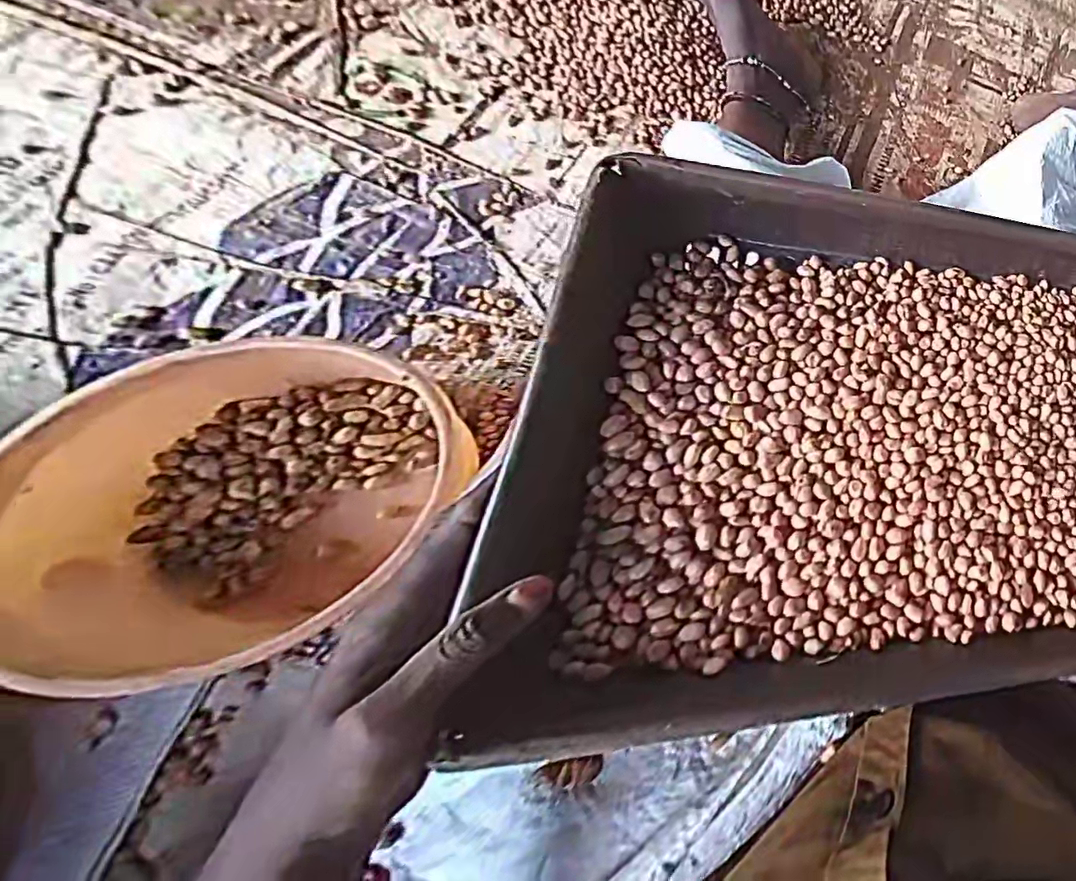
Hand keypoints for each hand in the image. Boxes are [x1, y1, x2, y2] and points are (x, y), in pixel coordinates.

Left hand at [199, 476, 551, 880]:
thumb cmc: (333, 777)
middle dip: (516, 499)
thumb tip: (539, 582)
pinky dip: (524, 583)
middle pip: (472, 540)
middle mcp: (413, 611)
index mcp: (396, 608)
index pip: (455, 527)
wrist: (294, 852)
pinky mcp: (444, 665)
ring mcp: (427, 639)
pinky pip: (492, 608)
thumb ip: (464, 645)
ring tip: (573, 513)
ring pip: (484, 571)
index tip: (535, 443)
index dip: (493, 482)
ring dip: (523, 538)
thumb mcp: (397, 711)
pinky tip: (555, 584)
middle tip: (573, 471)